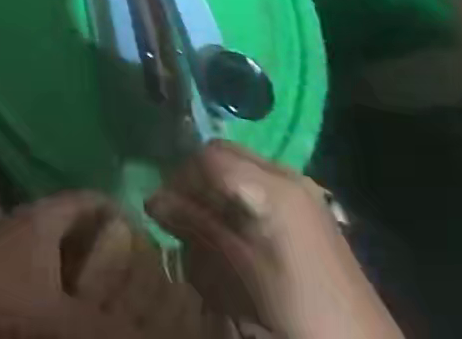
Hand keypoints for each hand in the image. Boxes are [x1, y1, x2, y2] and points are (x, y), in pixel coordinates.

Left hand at [0, 193, 153, 338]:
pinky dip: (57, 281)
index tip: (150, 233)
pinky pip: (36, 269)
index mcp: (42, 218)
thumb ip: (109, 325)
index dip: (120, 211)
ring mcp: (6, 246)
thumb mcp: (63, 321)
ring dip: (81, 265)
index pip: (89, 199)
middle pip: (73, 222)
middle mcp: (25, 223)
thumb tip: (154, 328)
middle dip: (104, 242)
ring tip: (109, 289)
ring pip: (54, 247)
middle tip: (136, 268)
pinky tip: (68, 305)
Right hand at [147, 142, 404, 338]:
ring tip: (210, 238)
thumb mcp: (239, 271)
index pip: (209, 156)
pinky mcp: (308, 209)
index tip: (166, 210)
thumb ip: (197, 228)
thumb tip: (153, 200)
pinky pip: (259, 187)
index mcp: (271, 185)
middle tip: (184, 220)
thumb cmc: (295, 307)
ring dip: (216, 195)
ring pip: (238, 170)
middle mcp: (286, 174)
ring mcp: (301, 190)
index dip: (181, 177)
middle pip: (224, 155)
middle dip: (197, 183)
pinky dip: (238, 204)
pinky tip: (238, 242)